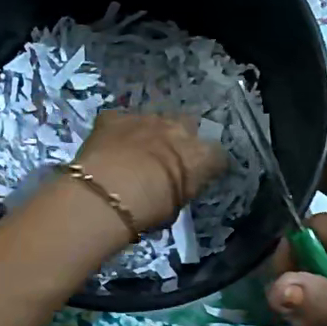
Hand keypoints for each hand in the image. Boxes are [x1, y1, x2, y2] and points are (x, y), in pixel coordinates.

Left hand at [73, 111, 226, 232]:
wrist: (109, 192)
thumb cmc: (150, 209)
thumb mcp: (176, 207)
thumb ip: (182, 189)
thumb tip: (176, 186)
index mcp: (201, 155)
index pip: (217, 156)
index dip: (208, 166)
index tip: (199, 177)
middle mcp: (179, 129)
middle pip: (187, 128)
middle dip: (179, 142)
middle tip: (166, 162)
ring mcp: (147, 118)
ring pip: (154, 121)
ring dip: (149, 134)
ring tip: (135, 154)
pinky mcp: (115, 116)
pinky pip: (121, 121)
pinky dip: (118, 132)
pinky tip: (109, 147)